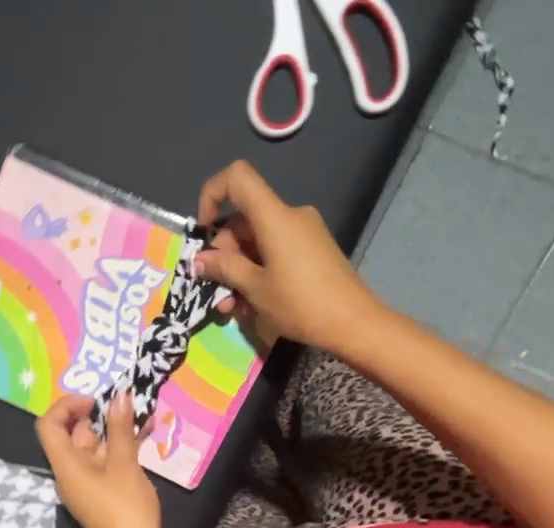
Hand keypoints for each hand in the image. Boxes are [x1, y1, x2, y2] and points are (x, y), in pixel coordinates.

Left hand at [35, 393, 160, 527]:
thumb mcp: (125, 464)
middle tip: (125, 405)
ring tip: (141, 416)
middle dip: (97, 416)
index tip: (95, 401)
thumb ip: (120, 429)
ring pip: (92, 447)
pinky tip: (144, 435)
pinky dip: (119, 447)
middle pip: (72, 434)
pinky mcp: (99, 492)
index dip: (67, 406)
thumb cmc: (127, 508)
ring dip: (113, 430)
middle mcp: (69, 473)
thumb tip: (119, 396)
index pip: (49, 425)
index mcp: (65, 465)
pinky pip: (103, 461)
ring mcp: (84, 483)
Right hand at [194, 160, 385, 354]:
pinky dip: (257, 272)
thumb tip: (199, 259)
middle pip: (244, 218)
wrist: (353, 323)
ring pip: (257, 240)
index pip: (238, 177)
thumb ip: (225, 269)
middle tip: (215, 287)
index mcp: (275, 217)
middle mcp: (290, 216)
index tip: (204, 230)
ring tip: (231, 306)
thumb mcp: (255, 289)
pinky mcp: (312, 250)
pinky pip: (274, 251)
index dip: (212, 194)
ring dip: (238, 270)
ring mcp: (303, 233)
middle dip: (223, 252)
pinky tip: (251, 303)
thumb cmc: (301, 303)